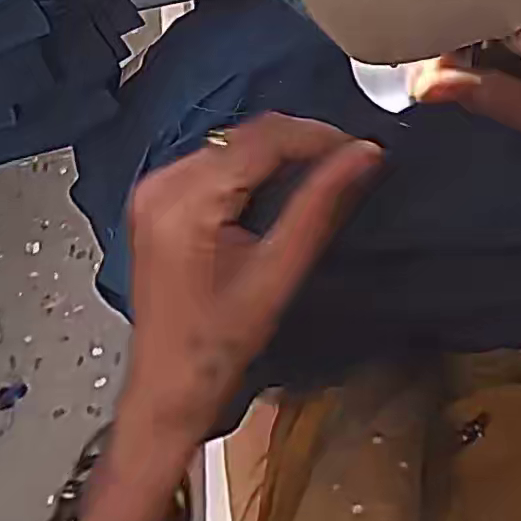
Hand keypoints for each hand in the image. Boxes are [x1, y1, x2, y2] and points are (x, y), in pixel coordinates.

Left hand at [121, 112, 382, 436]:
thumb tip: (363, 155)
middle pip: (249, 134)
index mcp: (185, 199)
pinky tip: (283, 180)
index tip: (358, 147)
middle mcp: (163, 182)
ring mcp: (157, 185)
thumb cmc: (216, 345)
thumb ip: (322, 204)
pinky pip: (220, 157)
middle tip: (346, 159)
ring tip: (323, 169)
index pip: (264, 139)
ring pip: (237, 140)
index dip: (318, 136)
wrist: (168, 387)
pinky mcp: (161, 194)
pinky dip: (258, 162)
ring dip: (283, 149)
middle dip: (303, 141)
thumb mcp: (278, 271)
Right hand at [410, 0, 520, 179]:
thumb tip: (423, 85)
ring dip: (466, 32)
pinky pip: (507, 3)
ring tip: (460, 75)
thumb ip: (487, 97)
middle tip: (435, 80)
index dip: (432, 32)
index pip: (466, 2)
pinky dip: (489, 30)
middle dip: (445, 33)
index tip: (414, 67)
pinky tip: (489, 62)